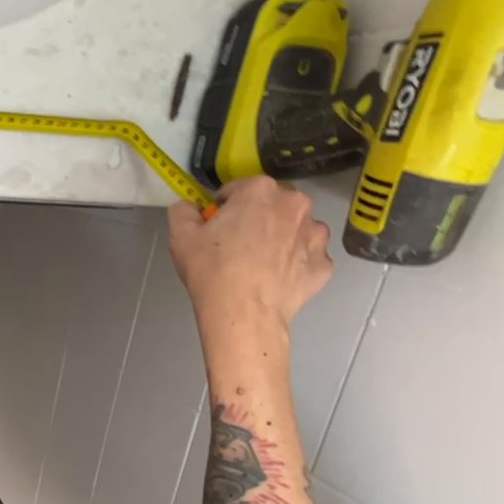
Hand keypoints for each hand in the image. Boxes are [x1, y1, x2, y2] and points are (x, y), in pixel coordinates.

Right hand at [167, 176, 332, 335]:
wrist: (243, 314)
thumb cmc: (211, 271)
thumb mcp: (180, 237)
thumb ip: (182, 211)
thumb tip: (189, 207)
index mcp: (260, 190)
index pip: (238, 190)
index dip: (224, 209)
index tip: (215, 230)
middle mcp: (295, 203)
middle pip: (272, 206)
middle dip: (257, 220)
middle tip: (238, 249)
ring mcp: (315, 233)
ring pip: (295, 230)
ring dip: (281, 241)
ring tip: (261, 267)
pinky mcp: (323, 264)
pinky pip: (307, 259)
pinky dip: (294, 267)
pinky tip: (276, 282)